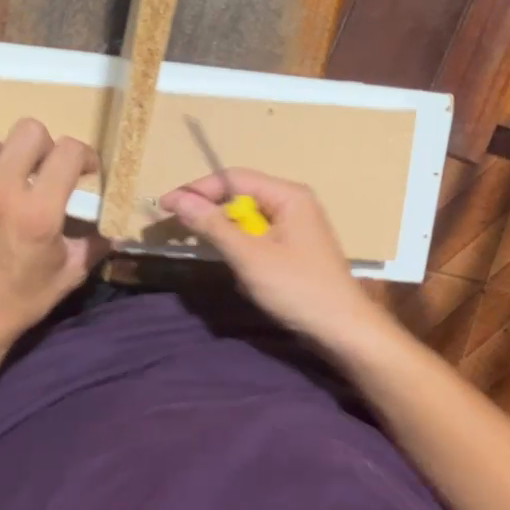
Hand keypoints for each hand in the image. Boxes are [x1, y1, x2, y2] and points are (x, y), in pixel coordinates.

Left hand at [0, 120, 109, 354]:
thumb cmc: (18, 301)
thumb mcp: (68, 275)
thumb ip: (94, 245)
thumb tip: (115, 227)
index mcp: (37, 212)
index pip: (69, 152)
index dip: (84, 156)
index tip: (82, 170)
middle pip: (27, 131)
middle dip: (42, 146)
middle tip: (39, 168)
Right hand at [161, 169, 376, 341]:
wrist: (343, 330)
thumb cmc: (297, 288)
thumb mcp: (249, 256)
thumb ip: (212, 225)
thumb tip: (177, 199)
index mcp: (288, 195)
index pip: (233, 179)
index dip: (197, 190)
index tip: (166, 206)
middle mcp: (294, 203)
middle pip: (240, 195)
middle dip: (208, 210)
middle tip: (176, 227)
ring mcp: (296, 227)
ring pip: (247, 218)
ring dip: (222, 230)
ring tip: (197, 244)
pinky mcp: (294, 249)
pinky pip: (258, 236)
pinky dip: (239, 245)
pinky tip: (230, 264)